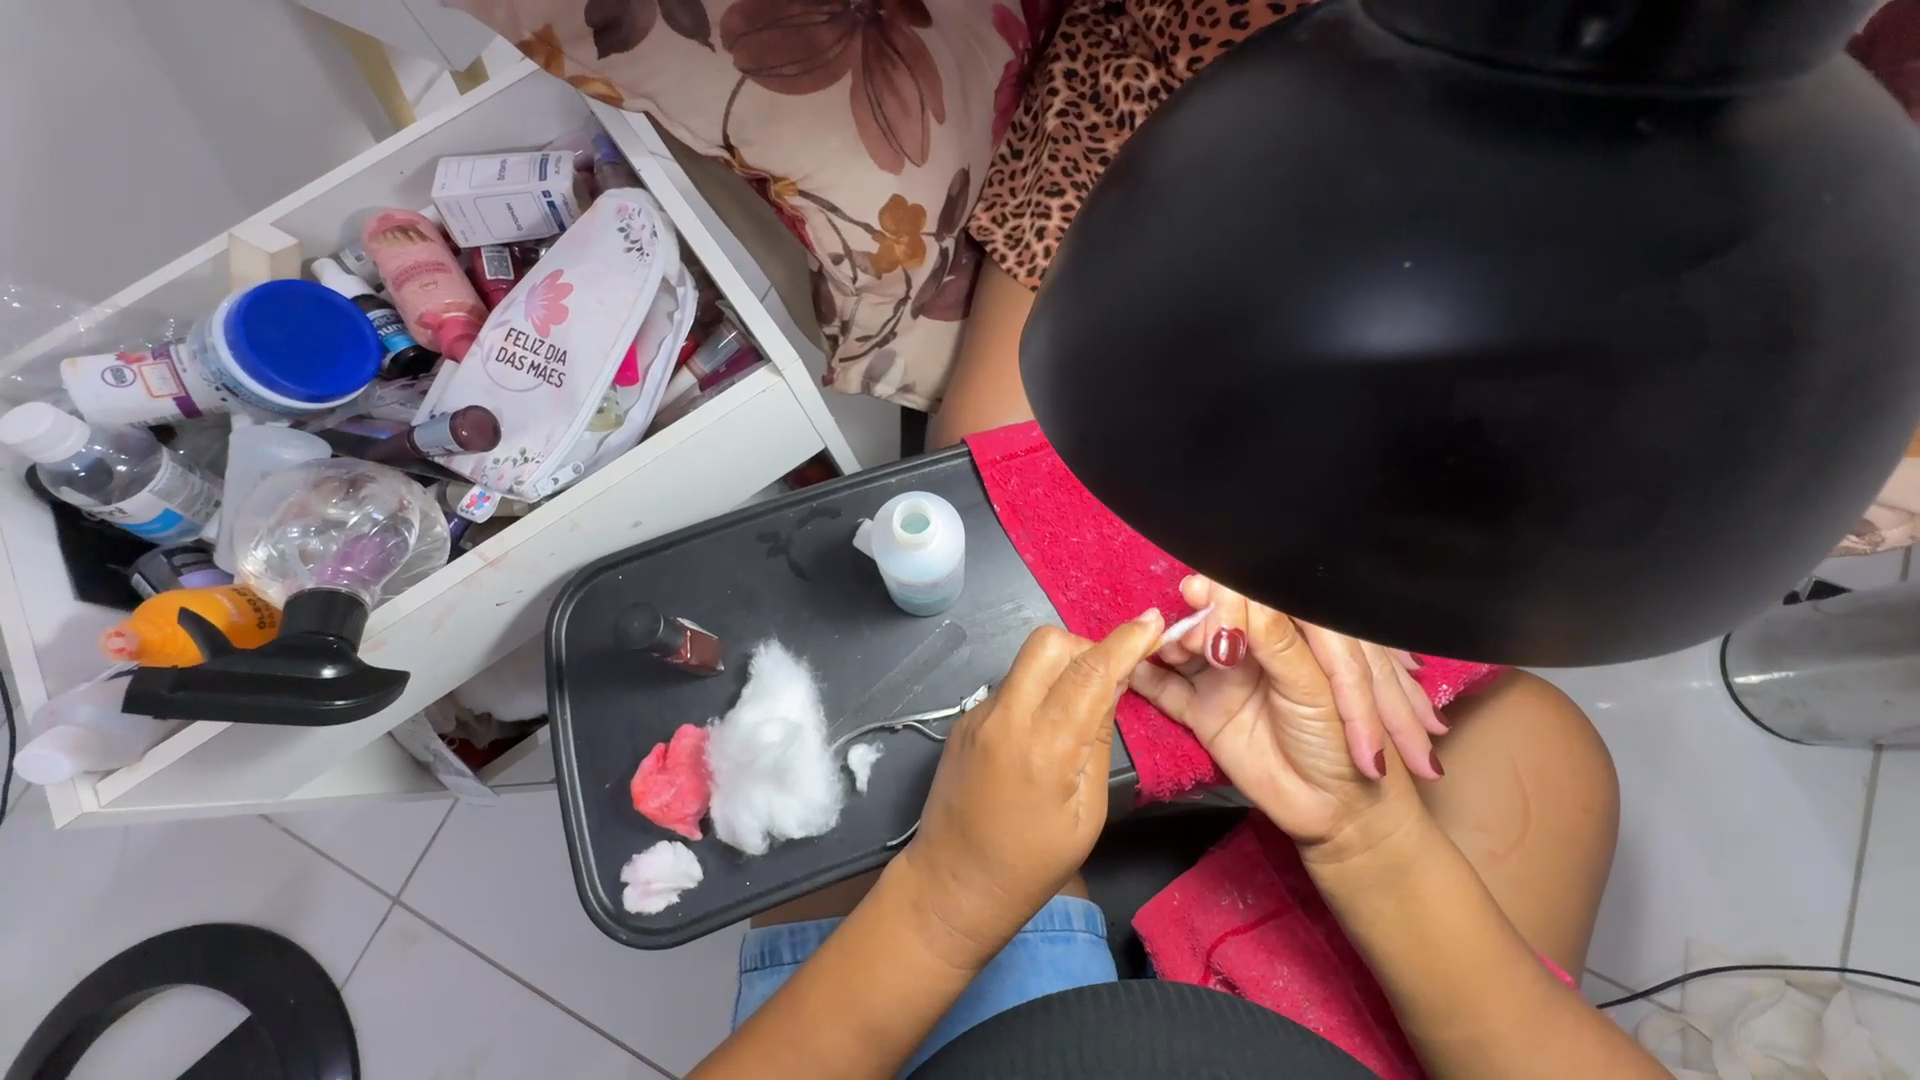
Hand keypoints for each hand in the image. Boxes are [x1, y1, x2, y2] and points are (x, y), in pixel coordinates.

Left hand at [900, 611, 1165, 956]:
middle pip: (1048, 642)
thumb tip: (1111, 687)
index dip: (1126, 642)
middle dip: (1085, 647)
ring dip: (1058, 671)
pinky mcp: (963, 721)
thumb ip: (1098, 740)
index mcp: (1045, 746)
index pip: (1091, 672)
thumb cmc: (1031, 865)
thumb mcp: (1086, 813)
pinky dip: (1034, 694)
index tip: (1151, 622)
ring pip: (1026, 662)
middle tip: (1105, 680)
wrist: (952, 883)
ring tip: (1072, 713)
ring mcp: (978, 715)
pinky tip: (1039, 736)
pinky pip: (1009, 688)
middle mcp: (1006, 718)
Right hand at [1127, 576, 1427, 852]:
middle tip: (1190, 635)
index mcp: (1287, 635)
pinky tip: (1131, 668)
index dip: (1228, 594)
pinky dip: (1144, 676)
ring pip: (1184, 648)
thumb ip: (1276, 643)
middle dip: (1195, 619)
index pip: (1252, 599)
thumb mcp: (1314, 690)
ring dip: (1168, 642)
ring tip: (1168, 650)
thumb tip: (1238, 597)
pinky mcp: (1199, 711)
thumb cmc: (1340, 745)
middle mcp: (1251, 649)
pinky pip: (1165, 688)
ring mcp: (1221, 679)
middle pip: (1211, 619)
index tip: (1206, 595)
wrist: (1332, 813)